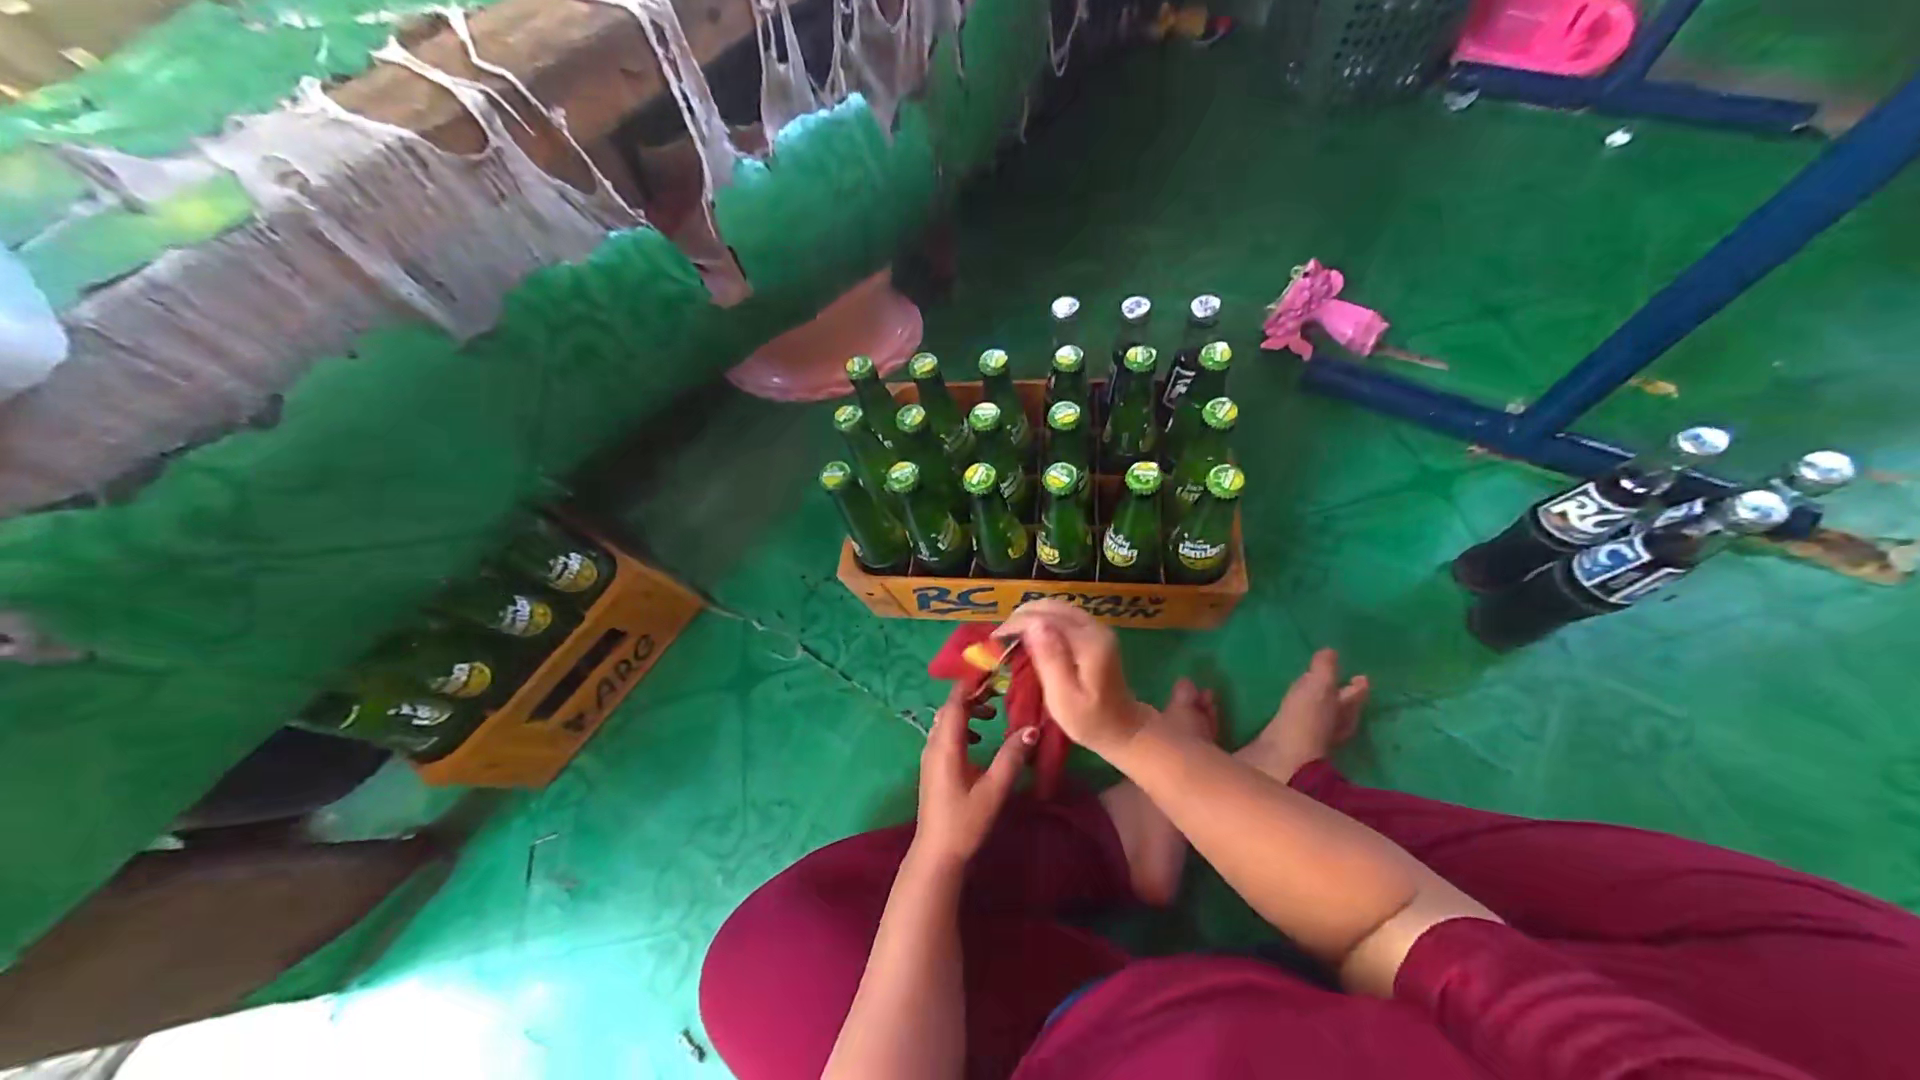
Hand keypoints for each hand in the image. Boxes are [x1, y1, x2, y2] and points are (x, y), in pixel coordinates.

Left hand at [911, 682, 1036, 866]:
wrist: (937, 854)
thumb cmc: (965, 822)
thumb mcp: (994, 790)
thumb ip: (1012, 757)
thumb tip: (1032, 727)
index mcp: (946, 745)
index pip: (956, 702)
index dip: (971, 683)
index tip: (992, 669)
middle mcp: (934, 744)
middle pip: (950, 707)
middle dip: (973, 694)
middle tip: (999, 689)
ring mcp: (931, 755)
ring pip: (947, 720)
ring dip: (968, 710)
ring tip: (993, 713)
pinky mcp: (934, 766)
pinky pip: (946, 733)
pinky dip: (962, 726)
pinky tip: (979, 738)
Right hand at [997, 599, 1154, 756]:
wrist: (1124, 729)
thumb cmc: (1090, 721)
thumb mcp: (1065, 698)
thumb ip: (1050, 659)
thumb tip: (1032, 626)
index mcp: (1089, 643)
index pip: (1045, 618)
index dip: (1016, 624)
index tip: (994, 639)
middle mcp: (1095, 627)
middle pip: (1051, 606)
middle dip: (1021, 617)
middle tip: (1000, 638)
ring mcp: (1096, 628)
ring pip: (1056, 607)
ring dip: (1030, 616)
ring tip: (1010, 635)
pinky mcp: (1094, 632)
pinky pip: (1063, 615)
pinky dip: (1042, 619)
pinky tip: (1029, 635)